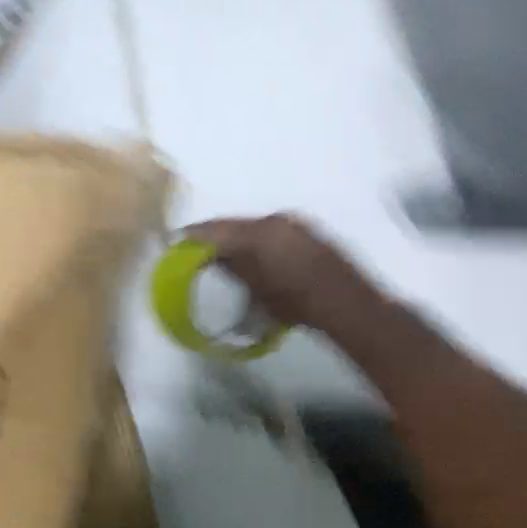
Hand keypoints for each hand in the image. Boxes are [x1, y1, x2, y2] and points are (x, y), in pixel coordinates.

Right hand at [182, 214, 385, 331]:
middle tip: (200, 252)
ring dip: (241, 241)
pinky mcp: (313, 236)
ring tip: (229, 259)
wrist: (351, 307)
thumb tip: (208, 256)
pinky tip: (259, 260)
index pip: (213, 228)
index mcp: (258, 229)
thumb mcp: (253, 287)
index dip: (192, 235)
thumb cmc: (295, 300)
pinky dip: (262, 244)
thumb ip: (228, 266)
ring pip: (256, 229)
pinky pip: (276, 234)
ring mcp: (298, 226)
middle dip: (217, 238)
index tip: (175, 241)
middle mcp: (277, 219)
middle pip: (235, 226)